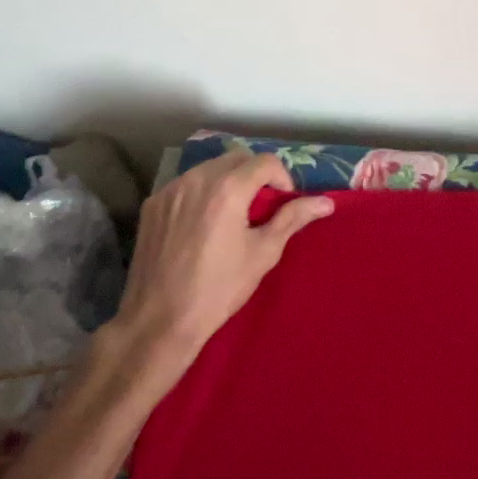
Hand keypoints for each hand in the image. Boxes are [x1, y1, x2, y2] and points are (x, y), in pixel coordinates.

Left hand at [115, 152, 333, 355]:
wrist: (160, 320)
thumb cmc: (219, 289)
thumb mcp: (263, 253)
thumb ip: (292, 219)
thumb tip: (325, 202)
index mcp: (228, 188)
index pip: (265, 161)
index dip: (282, 178)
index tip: (282, 204)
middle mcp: (197, 178)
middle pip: (236, 159)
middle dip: (254, 175)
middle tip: (260, 207)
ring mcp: (170, 190)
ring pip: (208, 168)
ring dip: (227, 181)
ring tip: (231, 215)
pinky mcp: (152, 204)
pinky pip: (184, 185)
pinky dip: (200, 193)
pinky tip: (201, 224)